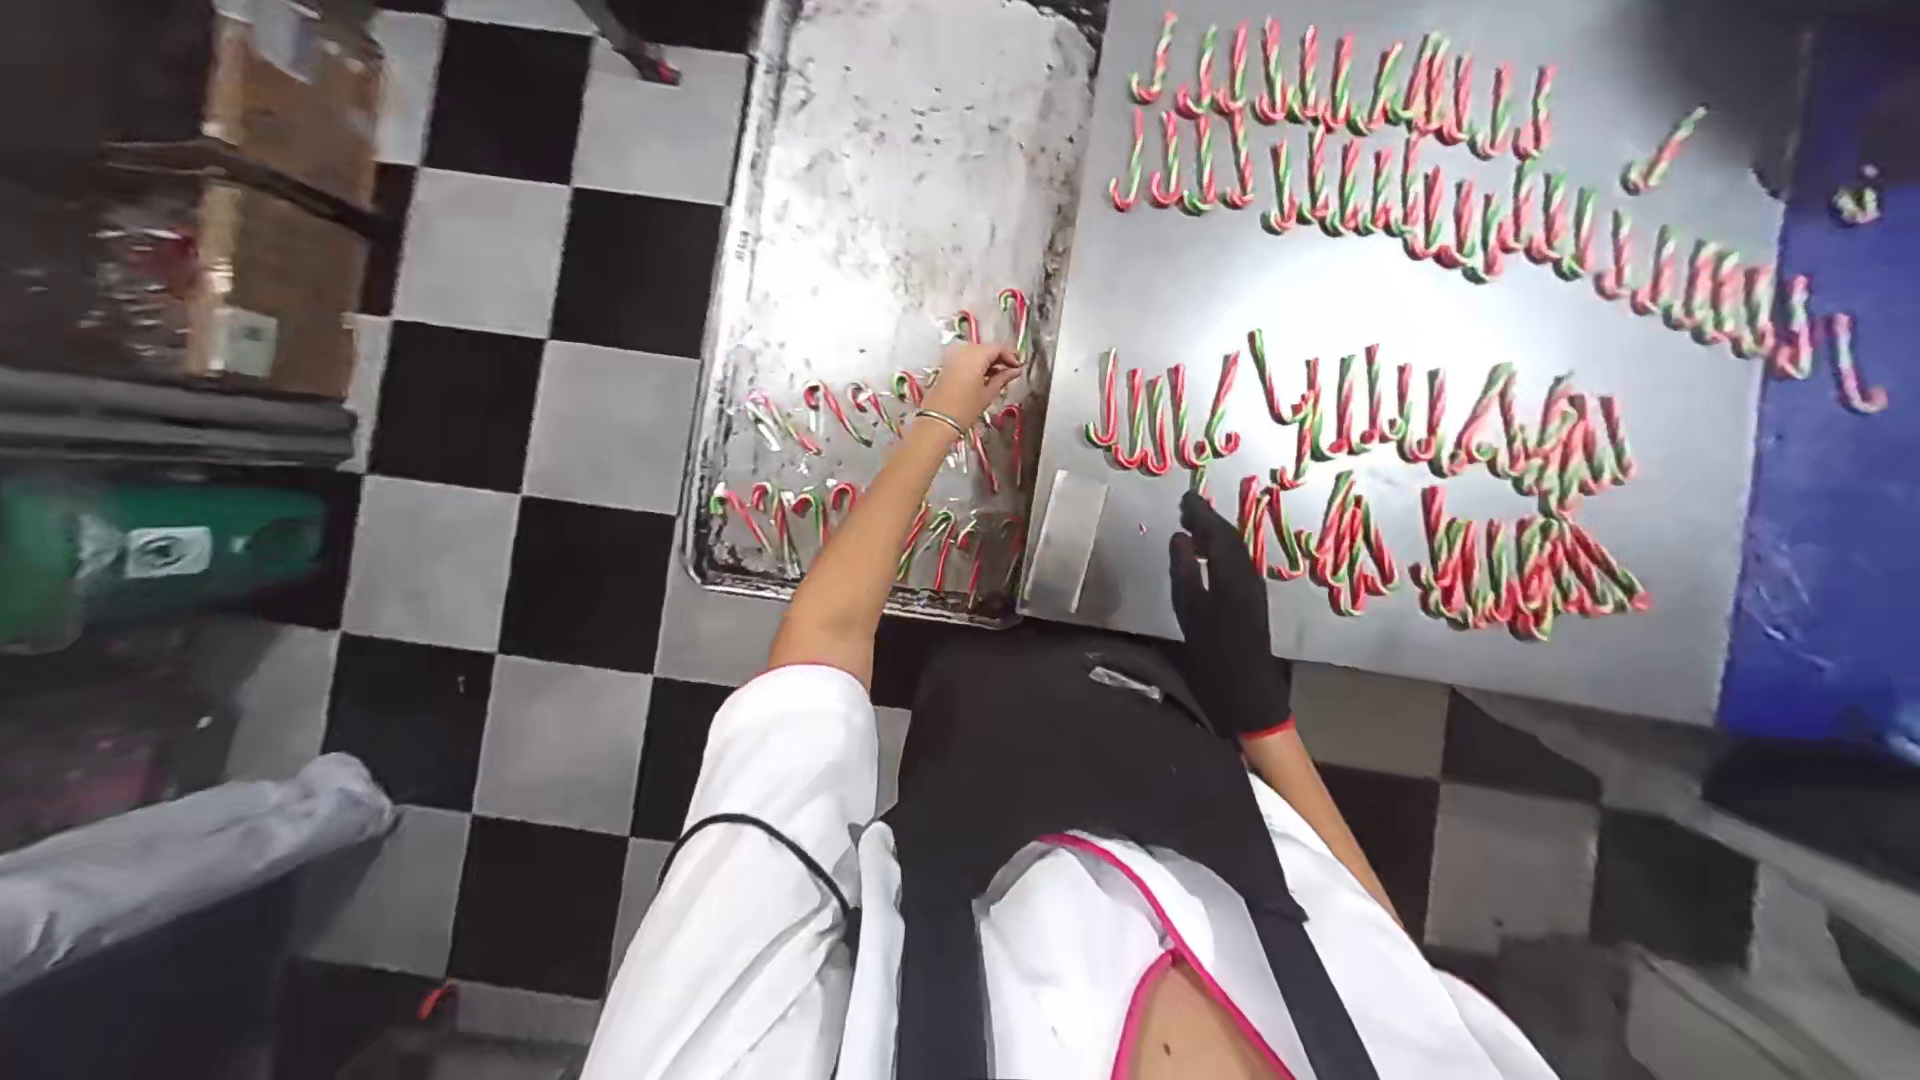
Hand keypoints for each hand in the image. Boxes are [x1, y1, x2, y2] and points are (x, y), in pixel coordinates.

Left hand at [922, 342, 1021, 423]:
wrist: (938, 420)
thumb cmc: (965, 409)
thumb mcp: (988, 394)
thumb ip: (1002, 379)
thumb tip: (1015, 371)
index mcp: (976, 356)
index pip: (998, 348)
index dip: (1010, 355)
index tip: (1018, 367)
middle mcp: (963, 351)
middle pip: (986, 348)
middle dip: (999, 357)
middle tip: (1010, 371)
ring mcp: (952, 357)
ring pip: (976, 353)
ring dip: (988, 361)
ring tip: (998, 376)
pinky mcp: (946, 365)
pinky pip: (965, 358)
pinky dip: (976, 364)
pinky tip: (983, 377)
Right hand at [1168, 490, 1292, 737]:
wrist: (1247, 690)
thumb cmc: (1213, 653)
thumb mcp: (1190, 611)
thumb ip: (1185, 571)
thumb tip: (1180, 537)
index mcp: (1233, 574)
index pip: (1218, 533)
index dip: (1201, 512)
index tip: (1185, 497)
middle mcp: (1248, 575)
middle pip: (1230, 538)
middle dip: (1209, 519)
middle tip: (1187, 506)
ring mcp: (1253, 587)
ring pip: (1236, 550)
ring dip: (1216, 534)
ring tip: (1194, 526)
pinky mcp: (1252, 599)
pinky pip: (1237, 562)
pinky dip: (1221, 550)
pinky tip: (1208, 555)